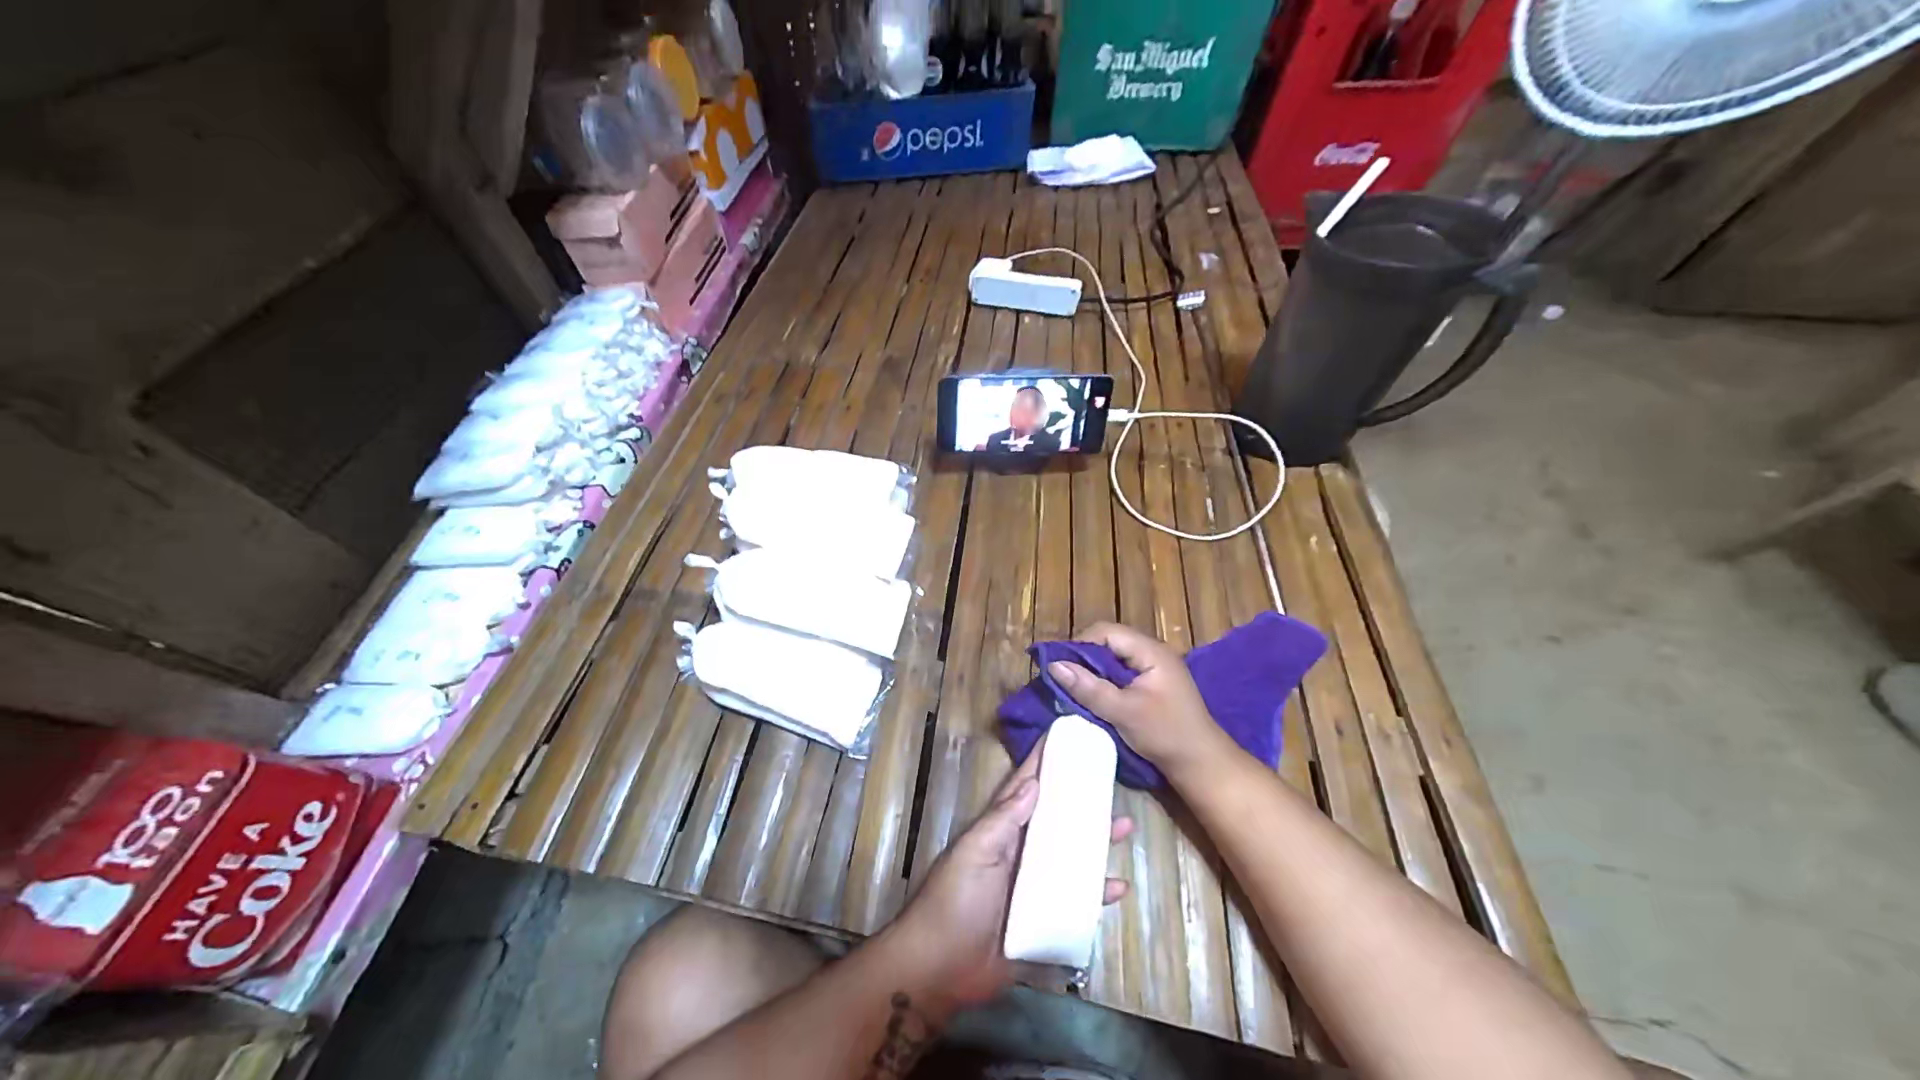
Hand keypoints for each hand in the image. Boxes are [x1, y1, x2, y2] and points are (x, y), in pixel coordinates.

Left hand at [883, 740, 1131, 1009]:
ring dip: (1096, 842)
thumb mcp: (975, 854)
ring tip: (1124, 825)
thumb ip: (1004, 820)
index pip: (1025, 789)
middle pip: (1056, 820)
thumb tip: (1034, 781)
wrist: (940, 971)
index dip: (1043, 763)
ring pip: (1071, 856)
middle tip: (1109, 780)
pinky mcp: (1045, 920)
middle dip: (1080, 800)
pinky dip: (1097, 894)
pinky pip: (1078, 901)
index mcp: (999, 831)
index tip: (1067, 738)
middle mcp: (1019, 853)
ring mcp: (1033, 887)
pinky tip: (1118, 887)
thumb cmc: (953, 903)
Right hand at [1046, 622, 1234, 783]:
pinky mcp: (1153, 684)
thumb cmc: (1165, 734)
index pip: (1106, 632)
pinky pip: (1121, 673)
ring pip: (1113, 659)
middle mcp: (1153, 652)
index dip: (1080, 645)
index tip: (1060, 666)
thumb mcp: (1122, 712)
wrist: (1201, 764)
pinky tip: (1095, 697)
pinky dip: (1105, 682)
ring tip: (1075, 689)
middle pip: (1109, 643)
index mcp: (1150, 651)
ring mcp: (1154, 668)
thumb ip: (1088, 688)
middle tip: (1064, 679)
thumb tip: (1053, 665)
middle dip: (1084, 659)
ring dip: (1094, 672)